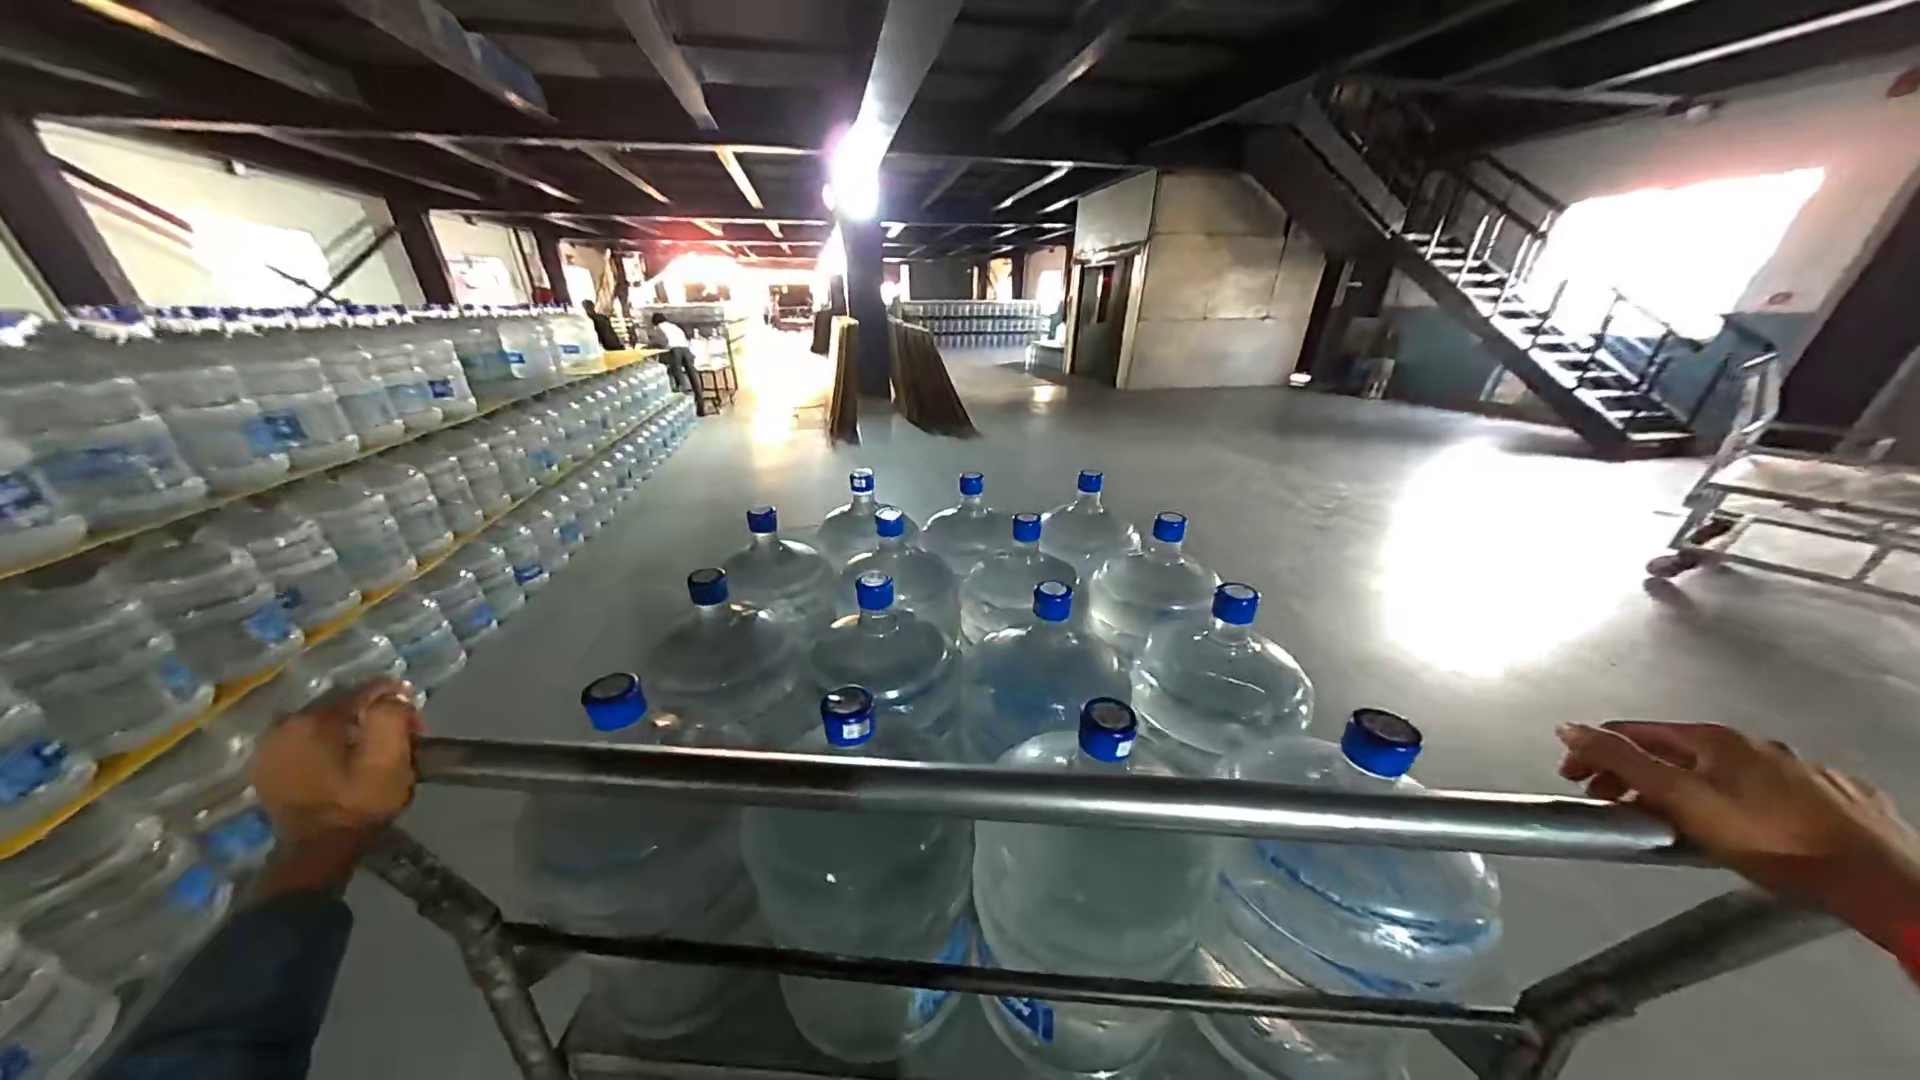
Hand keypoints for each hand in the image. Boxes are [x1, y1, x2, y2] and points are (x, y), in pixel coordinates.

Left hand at [251, 677, 421, 894]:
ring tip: (375, 744)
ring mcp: (268, 750)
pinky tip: (345, 756)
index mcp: (310, 721)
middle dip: (373, 711)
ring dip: (351, 726)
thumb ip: (393, 717)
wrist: (318, 851)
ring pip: (322, 721)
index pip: (363, 690)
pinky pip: (305, 740)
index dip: (396, 696)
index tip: (416, 715)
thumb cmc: (359, 802)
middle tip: (401, 731)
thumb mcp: (390, 758)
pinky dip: (329, 741)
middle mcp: (281, 727)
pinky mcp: (267, 768)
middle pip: (341, 704)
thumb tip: (395, 695)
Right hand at [1558, 721, 1919, 959]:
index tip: (1577, 779)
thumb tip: (1568, 727)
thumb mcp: (1676, 796)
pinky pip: (1768, 793)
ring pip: (1720, 773)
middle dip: (1633, 774)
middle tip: (1613, 802)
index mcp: (1714, 739)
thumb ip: (1618, 759)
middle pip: (1672, 752)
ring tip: (1671, 820)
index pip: (1630, 733)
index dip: (1593, 753)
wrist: (1883, 885)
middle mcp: (1756, 745)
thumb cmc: (1772, 840)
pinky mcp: (1838, 800)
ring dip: (1682, 789)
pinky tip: (1741, 826)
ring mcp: (1802, 771)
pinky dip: (1737, 803)